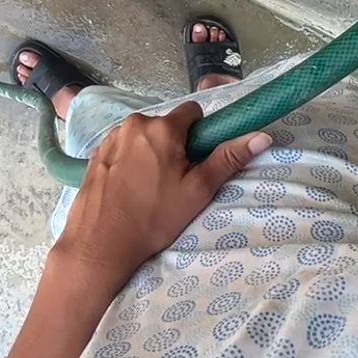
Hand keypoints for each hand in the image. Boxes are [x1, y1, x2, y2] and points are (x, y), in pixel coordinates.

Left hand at [51, 103, 270, 290]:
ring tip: (149, 188)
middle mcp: (134, 123)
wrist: (100, 245)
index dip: (199, 134)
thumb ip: (228, 159)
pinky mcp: (96, 153)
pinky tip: (129, 188)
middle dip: (174, 146)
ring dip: (151, 152)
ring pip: (143, 136)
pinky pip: (123, 147)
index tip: (196, 160)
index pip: (191, 112)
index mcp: (162, 128)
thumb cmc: (153, 218)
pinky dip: (130, 160)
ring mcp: (111, 137)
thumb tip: (261, 136)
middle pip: (166, 125)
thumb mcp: (197, 191)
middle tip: (173, 181)